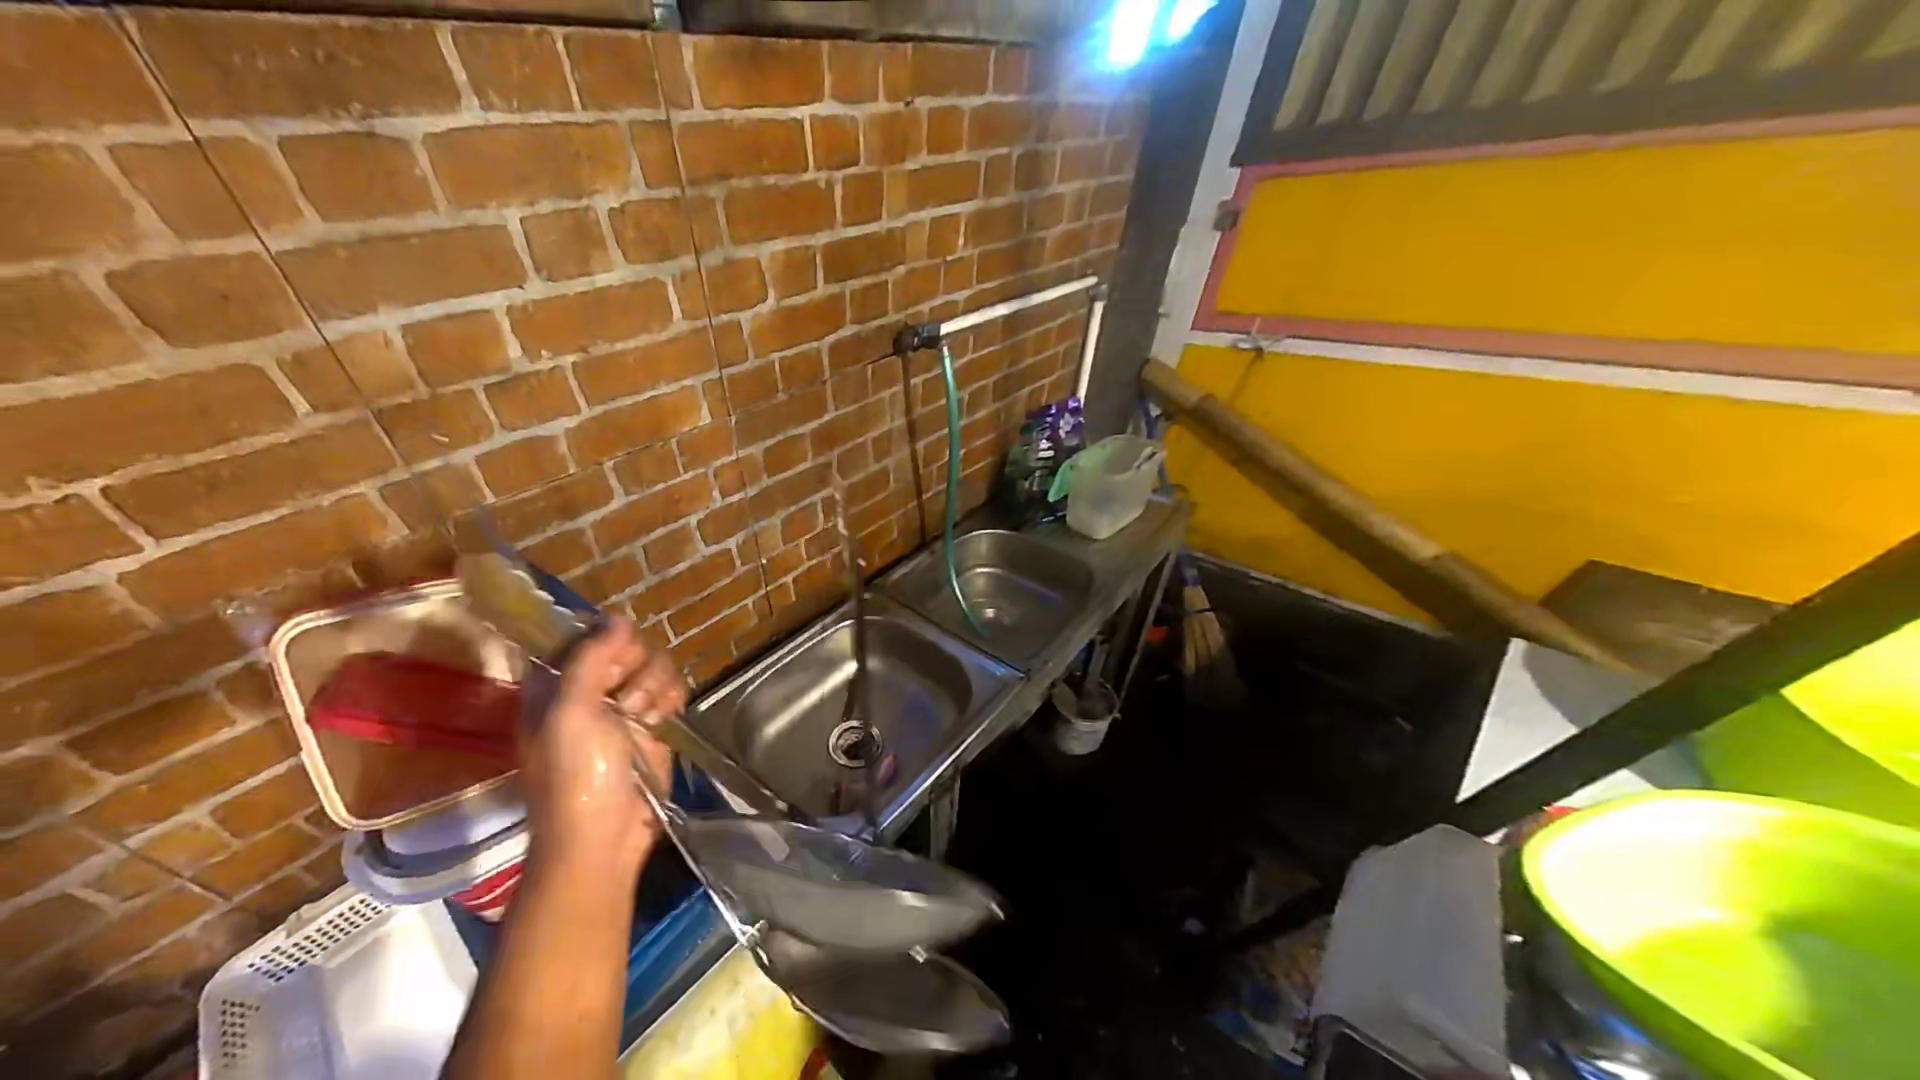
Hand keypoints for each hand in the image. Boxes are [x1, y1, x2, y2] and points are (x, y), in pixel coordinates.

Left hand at [519, 619, 685, 874]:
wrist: (605, 835)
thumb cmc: (577, 774)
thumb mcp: (571, 712)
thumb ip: (591, 658)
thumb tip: (617, 617)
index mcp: (556, 686)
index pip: (585, 637)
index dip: (604, 641)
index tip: (614, 657)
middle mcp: (591, 690)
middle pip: (626, 647)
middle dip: (635, 667)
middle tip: (627, 697)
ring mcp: (624, 707)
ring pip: (654, 666)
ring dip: (654, 687)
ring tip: (644, 718)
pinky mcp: (653, 724)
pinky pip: (671, 689)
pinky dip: (671, 699)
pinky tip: (662, 720)